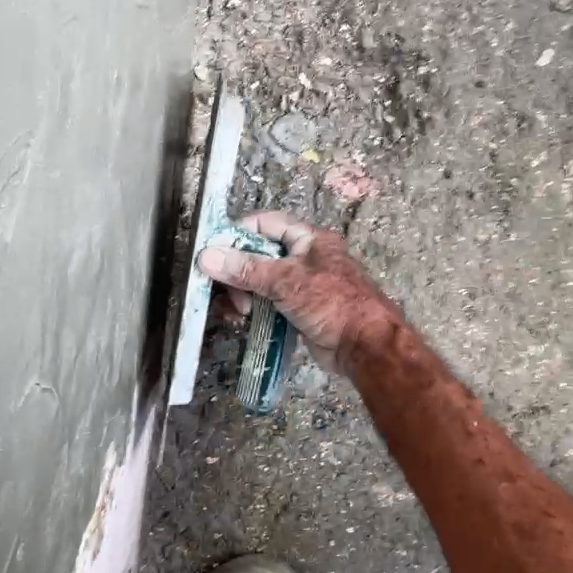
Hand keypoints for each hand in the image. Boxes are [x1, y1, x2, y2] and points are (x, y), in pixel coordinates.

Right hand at [196, 211, 397, 377]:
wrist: (367, 348)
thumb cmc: (332, 304)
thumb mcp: (286, 282)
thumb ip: (245, 269)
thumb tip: (206, 256)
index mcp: (307, 239)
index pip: (263, 224)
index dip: (237, 234)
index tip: (214, 253)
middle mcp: (303, 257)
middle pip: (256, 253)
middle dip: (237, 272)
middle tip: (227, 291)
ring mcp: (300, 284)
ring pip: (258, 280)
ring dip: (241, 293)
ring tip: (238, 312)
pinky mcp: (297, 308)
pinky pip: (265, 301)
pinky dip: (251, 308)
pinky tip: (241, 320)